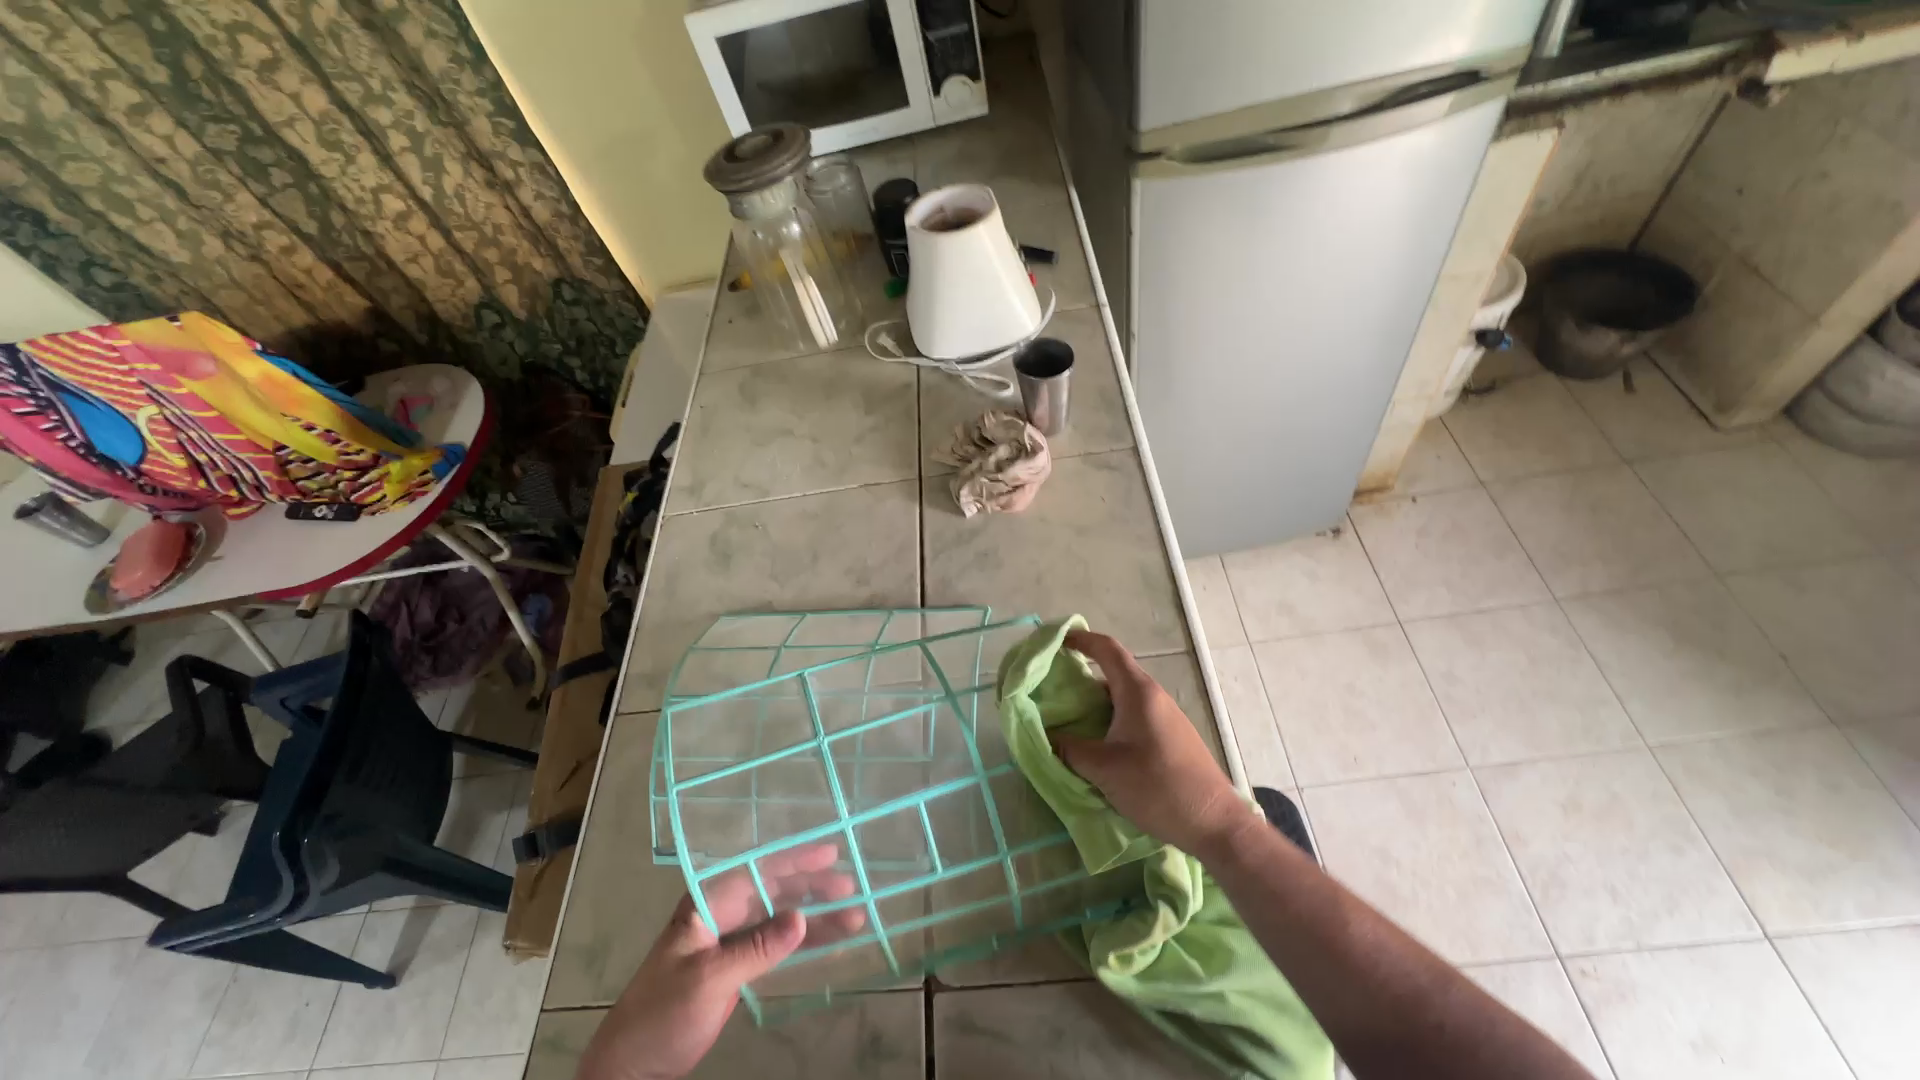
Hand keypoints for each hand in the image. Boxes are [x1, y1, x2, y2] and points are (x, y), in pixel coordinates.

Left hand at [576, 844, 863, 1079]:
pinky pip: (776, 946)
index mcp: (706, 904)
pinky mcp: (735, 968)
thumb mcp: (710, 979)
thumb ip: (756, 948)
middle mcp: (720, 915)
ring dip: (813, 918)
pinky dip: (802, 943)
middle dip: (811, 888)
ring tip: (852, 917)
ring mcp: (729, 942)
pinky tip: (829, 942)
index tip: (830, 854)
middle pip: (773, 890)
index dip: (793, 859)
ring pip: (779, 919)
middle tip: (851, 889)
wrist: (631, 1066)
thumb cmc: (662, 1014)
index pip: (755, 869)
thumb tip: (801, 918)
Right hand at [1052, 629, 1254, 856]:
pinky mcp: (1171, 739)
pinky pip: (1133, 719)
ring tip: (1068, 724)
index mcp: (1138, 692)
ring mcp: (1165, 718)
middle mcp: (1154, 697)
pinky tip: (1098, 748)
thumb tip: (1046, 736)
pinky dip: (1110, 723)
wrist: (1213, 822)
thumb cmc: (1157, 786)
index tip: (1056, 643)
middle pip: (1112, 675)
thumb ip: (1069, 749)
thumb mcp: (1104, 769)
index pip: (1107, 649)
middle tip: (1050, 694)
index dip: (1080, 640)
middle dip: (1080, 680)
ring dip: (1094, 706)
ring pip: (1122, 700)